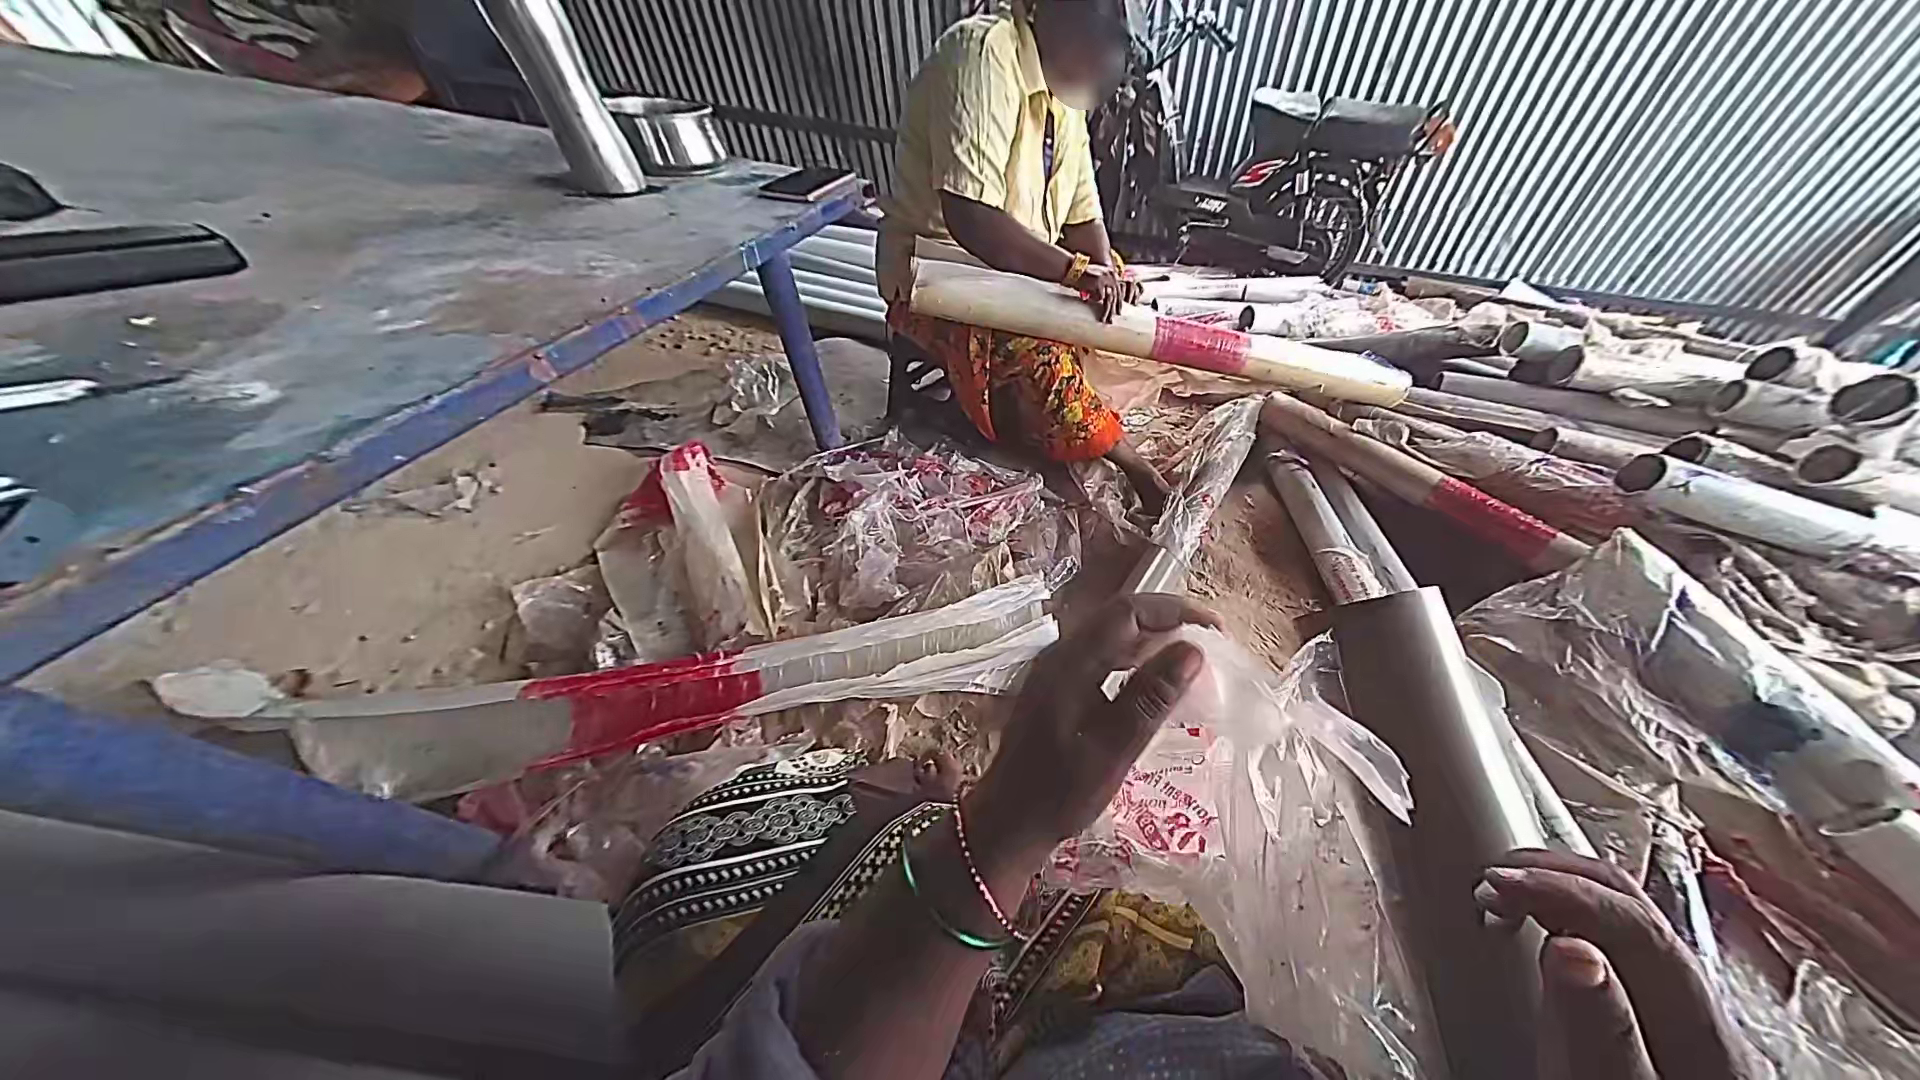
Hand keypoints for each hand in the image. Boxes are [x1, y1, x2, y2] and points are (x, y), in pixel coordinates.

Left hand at [963, 594, 1219, 865]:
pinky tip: (1154, 683)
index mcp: (1069, 663)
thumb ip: (1150, 699)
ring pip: (1109, 636)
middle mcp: (1059, 655)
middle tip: (1209, 646)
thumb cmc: (1057, 794)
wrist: (1007, 821)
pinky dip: (1133, 660)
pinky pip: (1100, 657)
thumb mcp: (1112, 752)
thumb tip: (1192, 650)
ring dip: (1151, 641)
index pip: (1125, 612)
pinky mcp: (1056, 685)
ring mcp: (1054, 669)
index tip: (1214, 629)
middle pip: (1117, 617)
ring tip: (1191, 662)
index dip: (1173, 610)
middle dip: (1165, 622)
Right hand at [1077, 263, 1136, 321]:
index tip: (1119, 310)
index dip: (1119, 300)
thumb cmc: (1081, 277)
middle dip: (1117, 306)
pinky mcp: (1099, 282)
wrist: (1072, 269)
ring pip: (1110, 297)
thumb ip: (1103, 287)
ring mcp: (1105, 277)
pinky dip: (1095, 300)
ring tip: (1106, 318)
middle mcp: (1110, 274)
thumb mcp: (1095, 280)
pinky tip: (1088, 299)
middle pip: (1116, 293)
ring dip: (1108, 309)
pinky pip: (1100, 296)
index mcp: (1111, 273)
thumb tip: (1106, 299)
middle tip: (1116, 316)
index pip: (1118, 289)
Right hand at [1477, 849, 1757, 1079]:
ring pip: (1614, 906)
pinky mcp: (1642, 999)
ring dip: (1548, 885)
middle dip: (1549, 875)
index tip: (1495, 882)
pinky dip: (1553, 906)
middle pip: (1627, 900)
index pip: (1635, 923)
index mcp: (1701, 1028)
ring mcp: (1674, 1000)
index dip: (1558, 889)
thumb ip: (1598, 1026)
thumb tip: (1571, 950)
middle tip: (1491, 882)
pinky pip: (1602, 928)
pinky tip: (1522, 918)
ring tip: (1497, 894)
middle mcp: (1699, 1003)